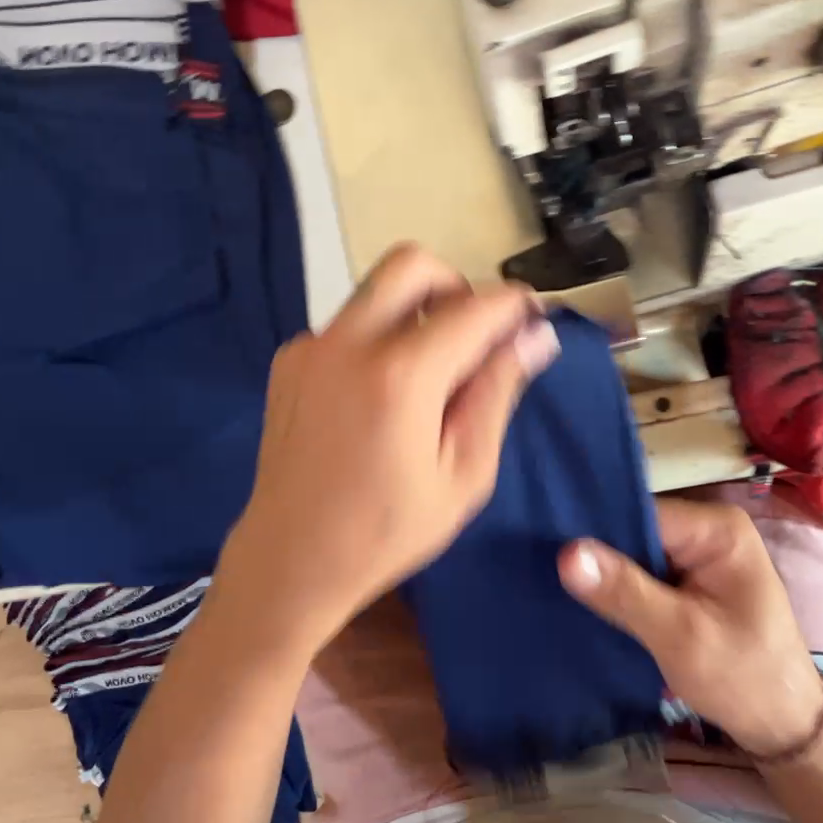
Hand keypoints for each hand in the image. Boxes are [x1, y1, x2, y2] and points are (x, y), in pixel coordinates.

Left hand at [219, 244, 560, 646]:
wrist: (291, 558)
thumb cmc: (387, 531)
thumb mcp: (464, 474)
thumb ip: (497, 393)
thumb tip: (534, 336)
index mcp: (400, 376)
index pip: (474, 307)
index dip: (513, 305)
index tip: (532, 317)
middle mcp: (347, 343)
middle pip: (411, 264)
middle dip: (455, 286)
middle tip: (474, 336)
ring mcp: (310, 347)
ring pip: (376, 292)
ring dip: (414, 314)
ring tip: (428, 379)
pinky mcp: (288, 360)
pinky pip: (347, 325)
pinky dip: (377, 340)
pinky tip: (380, 399)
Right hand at [559, 498, 822, 755]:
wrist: (783, 726)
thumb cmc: (743, 678)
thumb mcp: (680, 637)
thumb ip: (624, 593)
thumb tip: (566, 553)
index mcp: (717, 528)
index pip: (638, 512)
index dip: (593, 530)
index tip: (543, 547)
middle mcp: (708, 528)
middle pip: (632, 527)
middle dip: (594, 551)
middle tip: (540, 568)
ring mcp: (698, 552)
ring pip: (631, 549)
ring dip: (601, 571)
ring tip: (552, 582)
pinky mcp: (687, 577)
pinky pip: (640, 569)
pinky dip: (615, 586)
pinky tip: (583, 597)